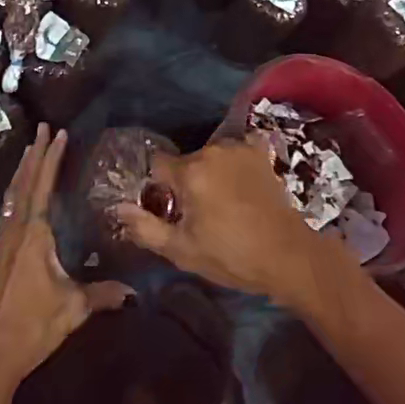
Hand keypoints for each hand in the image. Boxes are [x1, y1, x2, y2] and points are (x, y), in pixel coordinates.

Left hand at [0, 124, 130, 388]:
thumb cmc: (33, 325)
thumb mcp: (73, 308)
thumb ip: (103, 294)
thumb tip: (133, 292)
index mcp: (33, 234)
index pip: (43, 185)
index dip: (52, 158)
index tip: (59, 133)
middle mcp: (14, 230)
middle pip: (24, 182)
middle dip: (34, 154)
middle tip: (41, 128)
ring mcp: (0, 242)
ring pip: (11, 195)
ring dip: (22, 170)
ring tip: (29, 150)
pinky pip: (5, 211)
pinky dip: (14, 192)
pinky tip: (15, 194)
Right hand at [111, 135, 349, 307]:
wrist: (286, 254)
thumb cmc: (230, 255)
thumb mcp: (182, 250)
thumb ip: (145, 227)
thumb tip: (118, 207)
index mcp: (189, 172)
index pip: (157, 165)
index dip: (157, 186)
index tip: (166, 207)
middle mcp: (212, 150)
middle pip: (186, 161)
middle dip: (185, 182)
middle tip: (197, 213)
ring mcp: (239, 148)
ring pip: (211, 156)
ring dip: (211, 173)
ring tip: (223, 203)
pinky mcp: (261, 152)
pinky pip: (238, 149)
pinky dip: (236, 162)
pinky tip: (241, 183)